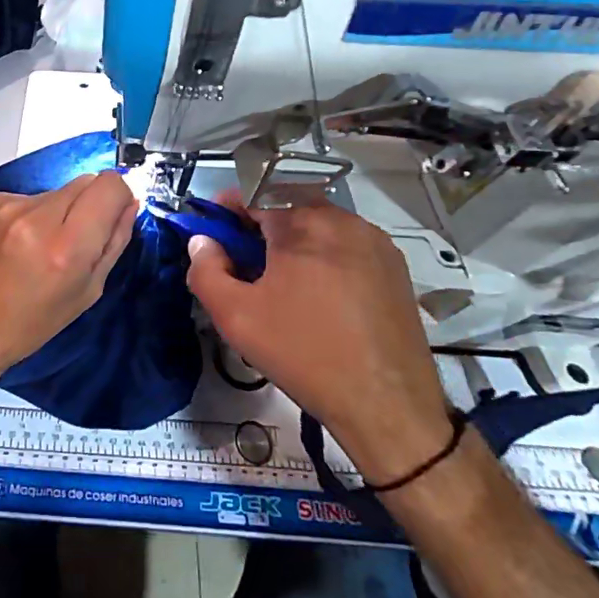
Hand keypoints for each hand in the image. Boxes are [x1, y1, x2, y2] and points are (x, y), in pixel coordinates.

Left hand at [0, 170, 137, 380]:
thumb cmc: (34, 321)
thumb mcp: (89, 290)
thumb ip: (114, 241)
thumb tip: (129, 202)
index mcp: (66, 248)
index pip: (109, 186)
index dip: (118, 197)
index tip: (113, 215)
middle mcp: (37, 219)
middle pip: (87, 180)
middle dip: (92, 203)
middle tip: (79, 237)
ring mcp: (11, 206)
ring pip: (61, 188)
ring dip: (63, 209)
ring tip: (44, 245)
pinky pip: (34, 194)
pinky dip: (37, 213)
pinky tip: (22, 242)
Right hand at [187, 194, 451, 480]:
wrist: (387, 404)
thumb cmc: (304, 354)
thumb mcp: (236, 317)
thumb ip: (206, 271)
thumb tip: (203, 242)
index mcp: (303, 223)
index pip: (254, 194)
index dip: (226, 210)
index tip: (213, 234)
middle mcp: (344, 220)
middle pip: (288, 209)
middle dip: (260, 230)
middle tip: (244, 267)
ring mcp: (375, 242)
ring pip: (319, 229)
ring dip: (294, 245)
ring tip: (283, 287)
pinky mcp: (395, 268)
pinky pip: (347, 248)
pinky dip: (325, 259)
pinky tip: (320, 299)